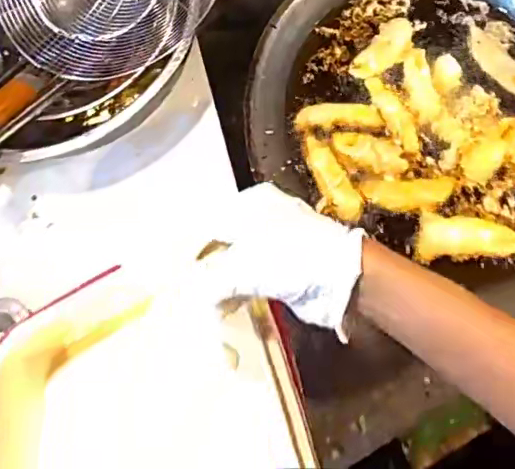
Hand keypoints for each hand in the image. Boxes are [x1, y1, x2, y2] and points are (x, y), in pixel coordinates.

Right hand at [186, 183, 365, 338]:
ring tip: (203, 306)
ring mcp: (276, 242)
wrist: (341, 277)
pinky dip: (238, 293)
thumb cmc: (289, 257)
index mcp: (250, 203)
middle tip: (184, 293)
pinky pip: (251, 279)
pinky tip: (227, 310)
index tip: (174, 275)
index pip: (209, 225)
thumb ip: (210, 281)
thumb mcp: (242, 267)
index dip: (191, 250)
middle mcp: (261, 217)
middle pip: (222, 243)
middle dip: (205, 269)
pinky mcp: (286, 267)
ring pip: (236, 263)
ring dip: (221, 285)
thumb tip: (189, 293)